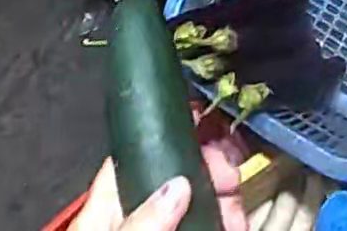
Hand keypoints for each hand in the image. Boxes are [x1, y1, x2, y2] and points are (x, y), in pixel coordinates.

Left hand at [71, 144, 246, 230]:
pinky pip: (202, 227)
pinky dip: (220, 224)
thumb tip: (178, 186)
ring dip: (222, 204)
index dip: (177, 133)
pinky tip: (234, 227)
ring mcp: (155, 230)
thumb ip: (141, 224)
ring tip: (238, 216)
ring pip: (194, 207)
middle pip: (176, 177)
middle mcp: (131, 216)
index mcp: (109, 205)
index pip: (140, 152)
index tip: (213, 127)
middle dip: (210, 173)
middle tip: (234, 180)